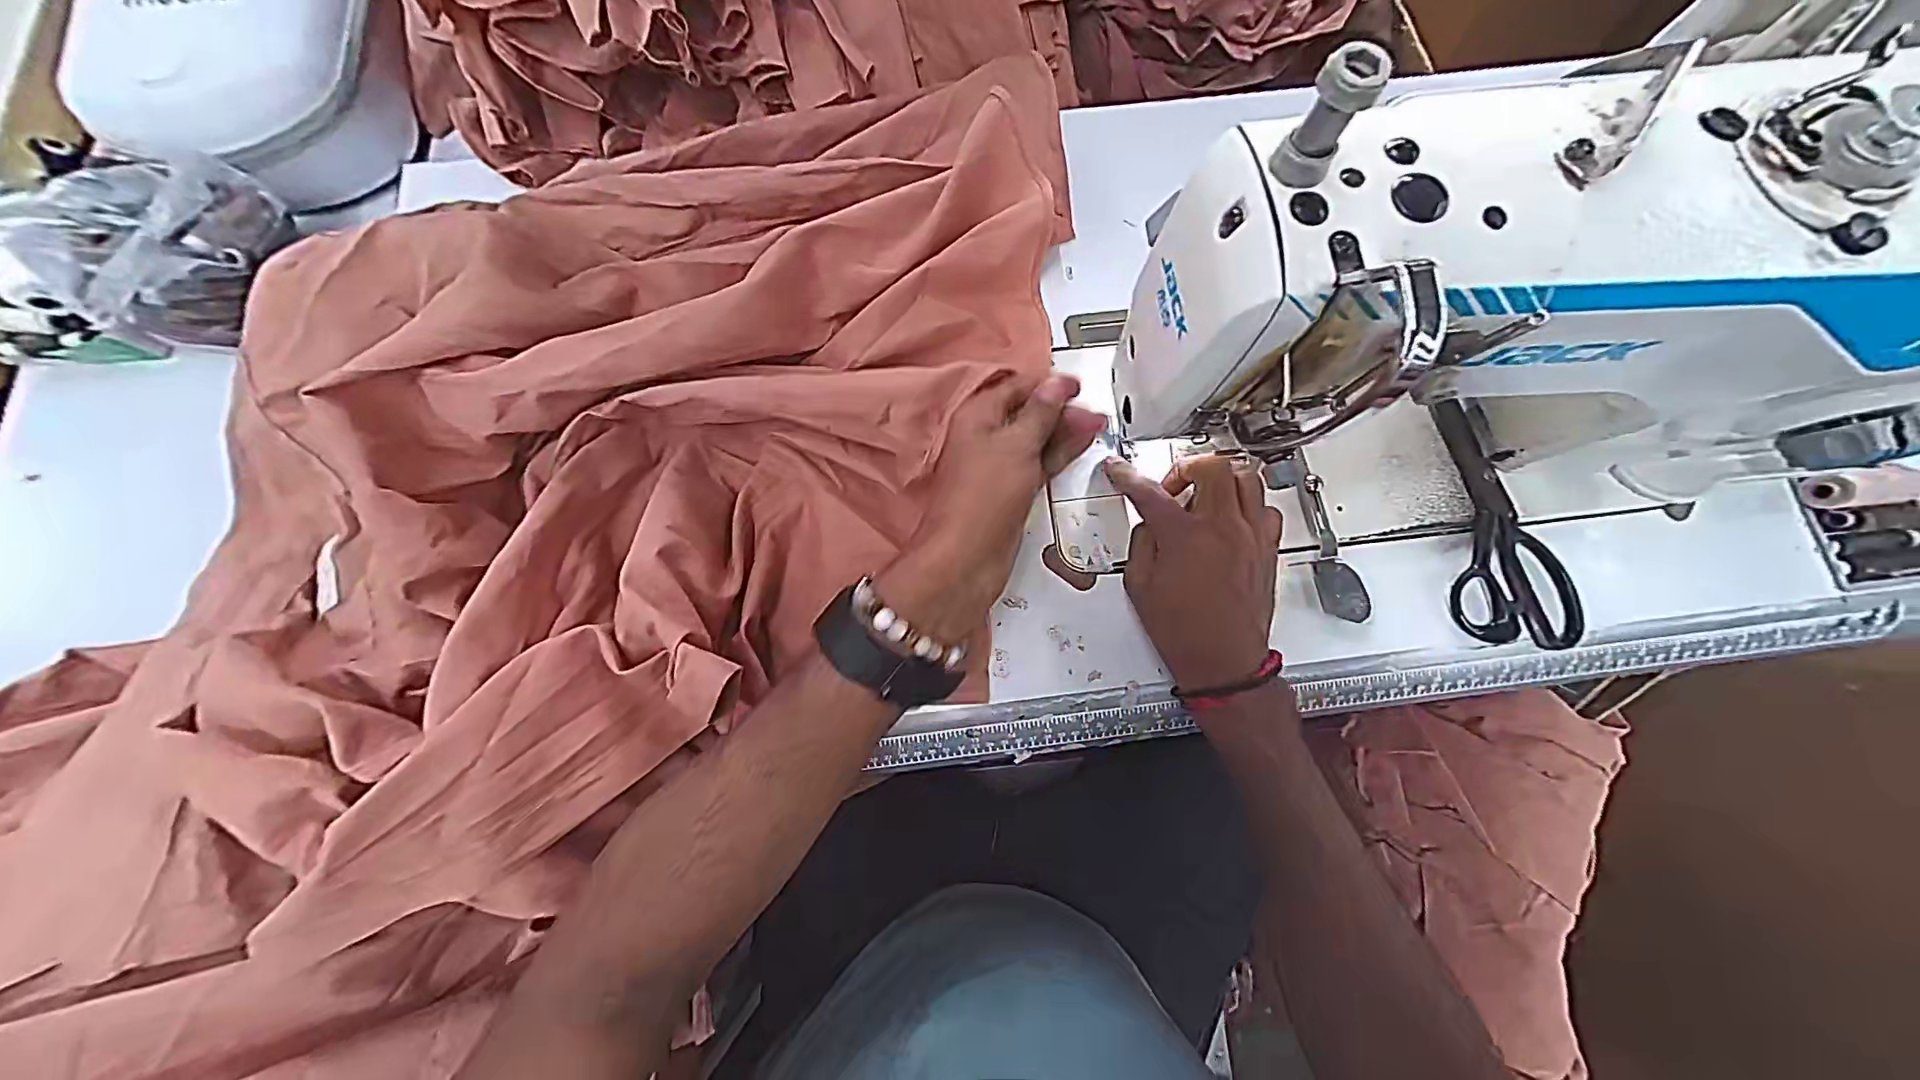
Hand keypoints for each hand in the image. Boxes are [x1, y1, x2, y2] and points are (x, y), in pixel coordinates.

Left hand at [874, 372, 1104, 642]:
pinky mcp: (1008, 493)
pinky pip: (1035, 466)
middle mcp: (983, 440)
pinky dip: (1056, 457)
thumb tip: (1056, 385)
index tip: (1075, 386)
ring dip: (1062, 433)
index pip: (1016, 386)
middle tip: (1090, 411)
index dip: (1047, 384)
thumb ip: (1041, 413)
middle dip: (1060, 409)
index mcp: (976, 417)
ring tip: (1093, 427)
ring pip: (1034, 441)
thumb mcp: (1017, 444)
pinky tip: (1075, 451)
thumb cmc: (981, 502)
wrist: (968, 558)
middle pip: (1027, 413)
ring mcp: (996, 468)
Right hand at [1104, 454, 1282, 689]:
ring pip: (1247, 477)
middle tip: (1173, 486)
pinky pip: (1266, 509)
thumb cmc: (1184, 632)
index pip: (1150, 492)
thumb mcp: (1139, 585)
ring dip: (1221, 480)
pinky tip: (1231, 519)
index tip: (1120, 471)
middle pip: (1212, 466)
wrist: (1223, 661)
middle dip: (1186, 467)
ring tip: (1204, 497)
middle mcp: (1222, 529)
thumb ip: (1142, 542)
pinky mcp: (1267, 549)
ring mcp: (1250, 536)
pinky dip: (1247, 506)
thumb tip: (1149, 521)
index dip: (1127, 476)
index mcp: (1184, 537)